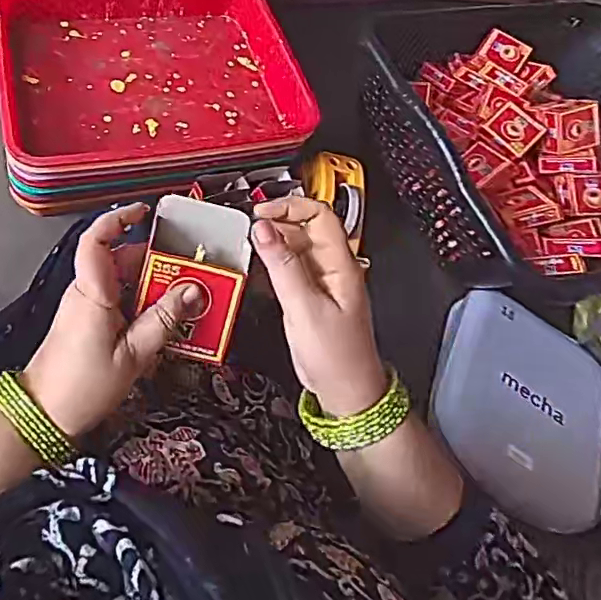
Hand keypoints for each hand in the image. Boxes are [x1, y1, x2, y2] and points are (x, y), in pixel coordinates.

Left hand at [23, 203, 205, 436]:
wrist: (45, 415)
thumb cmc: (79, 387)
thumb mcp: (133, 355)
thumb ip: (164, 319)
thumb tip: (190, 291)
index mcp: (93, 292)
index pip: (98, 237)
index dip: (120, 217)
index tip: (144, 212)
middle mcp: (86, 292)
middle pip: (123, 260)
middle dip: (156, 263)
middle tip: (186, 276)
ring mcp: (86, 305)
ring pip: (124, 280)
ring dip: (152, 287)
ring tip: (180, 304)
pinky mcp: (89, 320)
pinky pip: (119, 299)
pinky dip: (141, 304)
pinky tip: (160, 323)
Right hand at [253, 196, 388, 415]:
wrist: (347, 394)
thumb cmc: (337, 359)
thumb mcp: (304, 308)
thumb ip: (282, 266)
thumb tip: (263, 230)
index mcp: (341, 265)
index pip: (320, 214)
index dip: (291, 205)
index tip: (263, 211)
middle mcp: (334, 267)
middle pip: (307, 225)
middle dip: (279, 219)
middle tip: (253, 227)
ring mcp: (324, 280)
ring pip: (298, 243)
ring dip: (276, 238)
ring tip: (254, 243)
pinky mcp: (312, 293)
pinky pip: (293, 264)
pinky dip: (276, 258)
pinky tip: (263, 264)